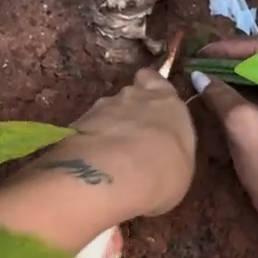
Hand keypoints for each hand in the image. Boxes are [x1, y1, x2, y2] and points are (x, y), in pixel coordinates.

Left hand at [32, 69, 195, 219]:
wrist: (112, 176)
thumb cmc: (163, 173)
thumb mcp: (181, 168)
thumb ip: (171, 151)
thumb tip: (163, 156)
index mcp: (166, 102)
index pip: (155, 80)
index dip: (150, 89)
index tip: (150, 104)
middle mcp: (133, 96)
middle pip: (129, 96)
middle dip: (129, 112)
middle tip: (132, 139)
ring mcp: (101, 108)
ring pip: (105, 113)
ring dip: (107, 129)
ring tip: (109, 158)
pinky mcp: (76, 124)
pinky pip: (86, 130)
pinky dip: (89, 143)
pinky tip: (92, 164)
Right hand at [193, 38, 257, 227]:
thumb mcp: (240, 125)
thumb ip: (219, 94)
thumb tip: (197, 75)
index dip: (231, 47)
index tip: (201, 52)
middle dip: (237, 57)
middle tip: (205, 60)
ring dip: (244, 72)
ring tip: (213, 74)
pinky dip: (255, 88)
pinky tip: (232, 92)